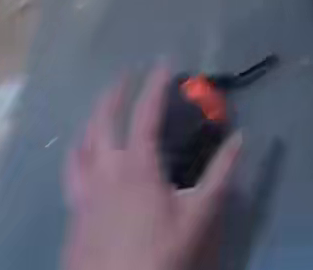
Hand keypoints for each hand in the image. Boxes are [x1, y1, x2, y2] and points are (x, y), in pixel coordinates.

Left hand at [62, 65, 240, 269]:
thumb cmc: (158, 258)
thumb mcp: (198, 217)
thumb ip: (220, 174)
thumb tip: (240, 138)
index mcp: (136, 167)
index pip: (145, 114)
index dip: (154, 85)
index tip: (164, 62)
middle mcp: (105, 173)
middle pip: (103, 123)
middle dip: (114, 95)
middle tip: (126, 76)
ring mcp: (84, 196)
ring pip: (80, 147)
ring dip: (91, 122)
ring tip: (100, 112)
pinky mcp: (73, 218)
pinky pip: (72, 173)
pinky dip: (79, 153)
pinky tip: (86, 160)